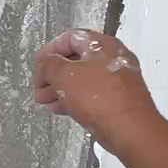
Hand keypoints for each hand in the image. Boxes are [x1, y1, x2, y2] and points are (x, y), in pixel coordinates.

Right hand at [31, 28, 159, 150]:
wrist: (130, 130)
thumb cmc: (97, 97)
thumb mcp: (64, 75)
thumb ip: (49, 64)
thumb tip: (45, 63)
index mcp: (102, 45)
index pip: (70, 37)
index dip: (49, 49)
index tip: (37, 65)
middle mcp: (112, 58)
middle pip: (74, 59)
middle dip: (52, 73)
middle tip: (37, 87)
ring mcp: (116, 80)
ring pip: (81, 78)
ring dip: (59, 88)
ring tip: (43, 101)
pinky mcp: (117, 100)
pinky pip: (90, 94)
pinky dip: (72, 99)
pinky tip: (58, 109)